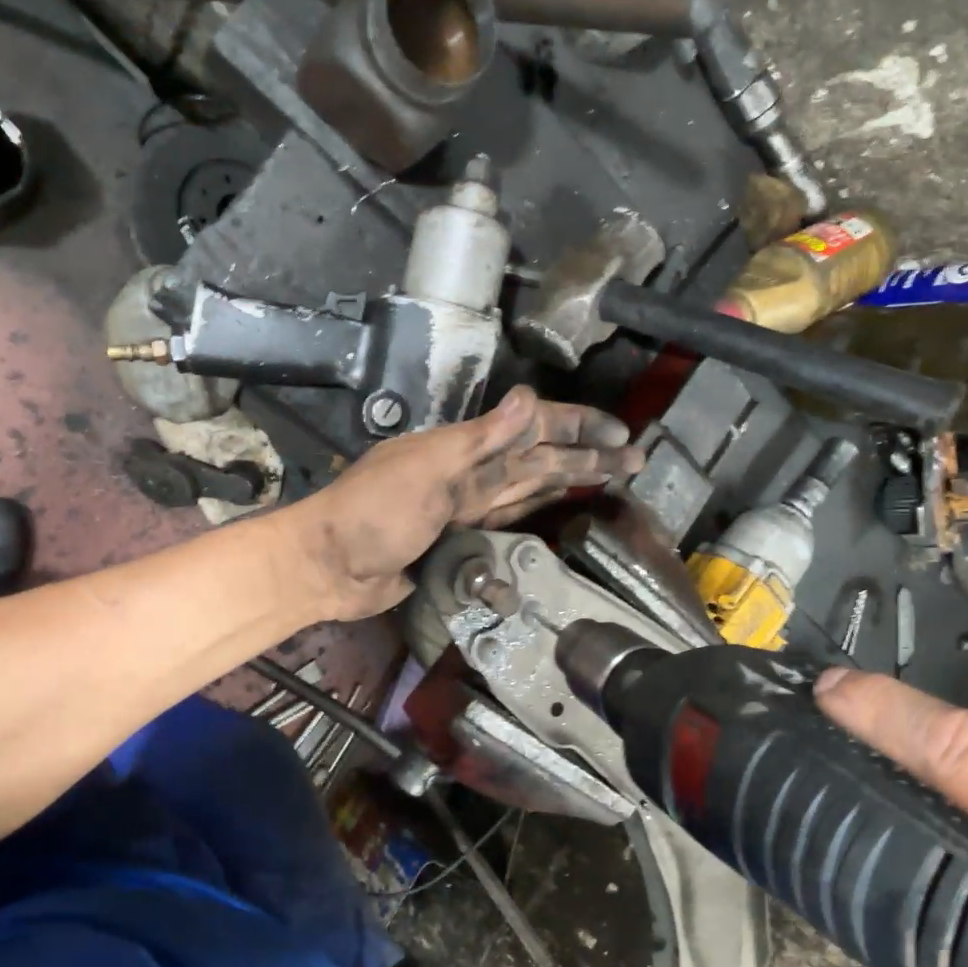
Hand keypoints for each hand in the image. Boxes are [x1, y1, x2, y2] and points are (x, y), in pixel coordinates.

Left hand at [281, 386, 642, 620]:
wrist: (331, 567)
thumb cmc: (374, 512)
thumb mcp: (428, 468)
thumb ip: (481, 439)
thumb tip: (530, 399)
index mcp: (465, 447)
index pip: (534, 429)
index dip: (577, 428)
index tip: (618, 432)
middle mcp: (471, 472)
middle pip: (542, 459)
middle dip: (588, 456)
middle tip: (636, 458)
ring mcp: (466, 507)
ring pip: (532, 487)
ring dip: (571, 479)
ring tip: (612, 474)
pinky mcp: (461, 540)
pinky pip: (511, 518)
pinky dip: (538, 508)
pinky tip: (560, 502)